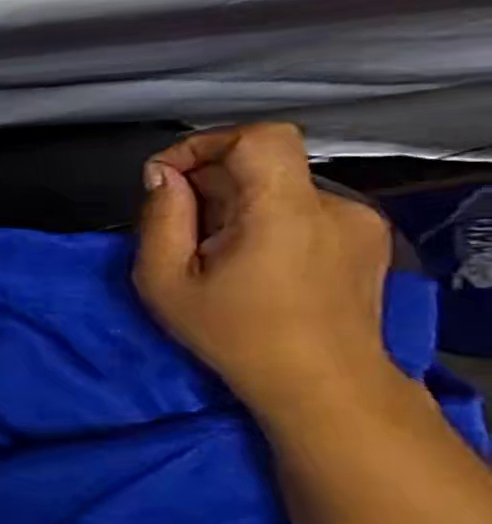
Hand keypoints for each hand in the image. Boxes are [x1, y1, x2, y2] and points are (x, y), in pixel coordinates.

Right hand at [133, 123, 397, 413]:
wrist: (323, 386)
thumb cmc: (233, 333)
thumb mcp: (165, 278)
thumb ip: (161, 217)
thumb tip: (161, 174)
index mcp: (285, 213)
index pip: (260, 137)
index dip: (206, 143)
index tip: (168, 176)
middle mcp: (333, 207)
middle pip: (259, 163)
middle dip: (207, 183)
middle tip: (179, 229)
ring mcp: (356, 223)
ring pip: (275, 187)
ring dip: (232, 204)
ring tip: (211, 251)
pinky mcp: (363, 238)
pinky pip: (298, 207)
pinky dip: (260, 219)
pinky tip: (247, 260)